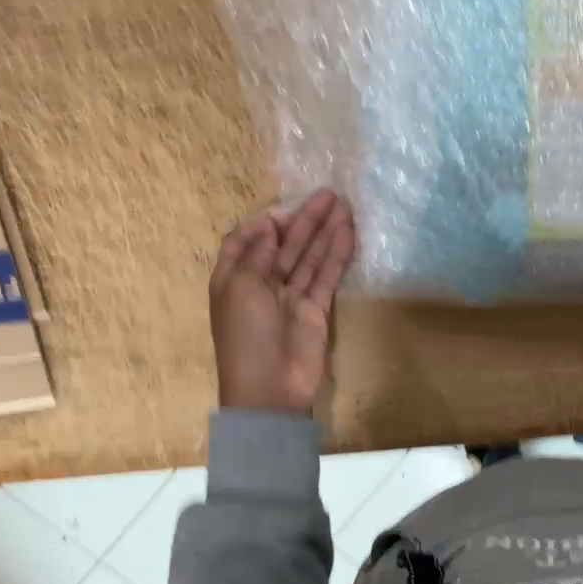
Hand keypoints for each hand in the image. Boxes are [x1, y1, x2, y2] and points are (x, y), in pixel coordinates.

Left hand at [210, 189, 354, 411]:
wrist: (270, 389)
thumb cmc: (246, 337)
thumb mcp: (240, 287)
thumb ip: (256, 253)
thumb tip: (268, 224)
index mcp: (234, 278)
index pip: (248, 241)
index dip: (265, 224)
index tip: (285, 209)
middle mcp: (262, 284)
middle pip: (285, 245)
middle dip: (304, 220)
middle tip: (328, 194)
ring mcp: (291, 298)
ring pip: (309, 258)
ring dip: (325, 233)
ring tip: (344, 206)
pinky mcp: (316, 312)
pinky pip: (326, 278)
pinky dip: (336, 257)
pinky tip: (348, 234)